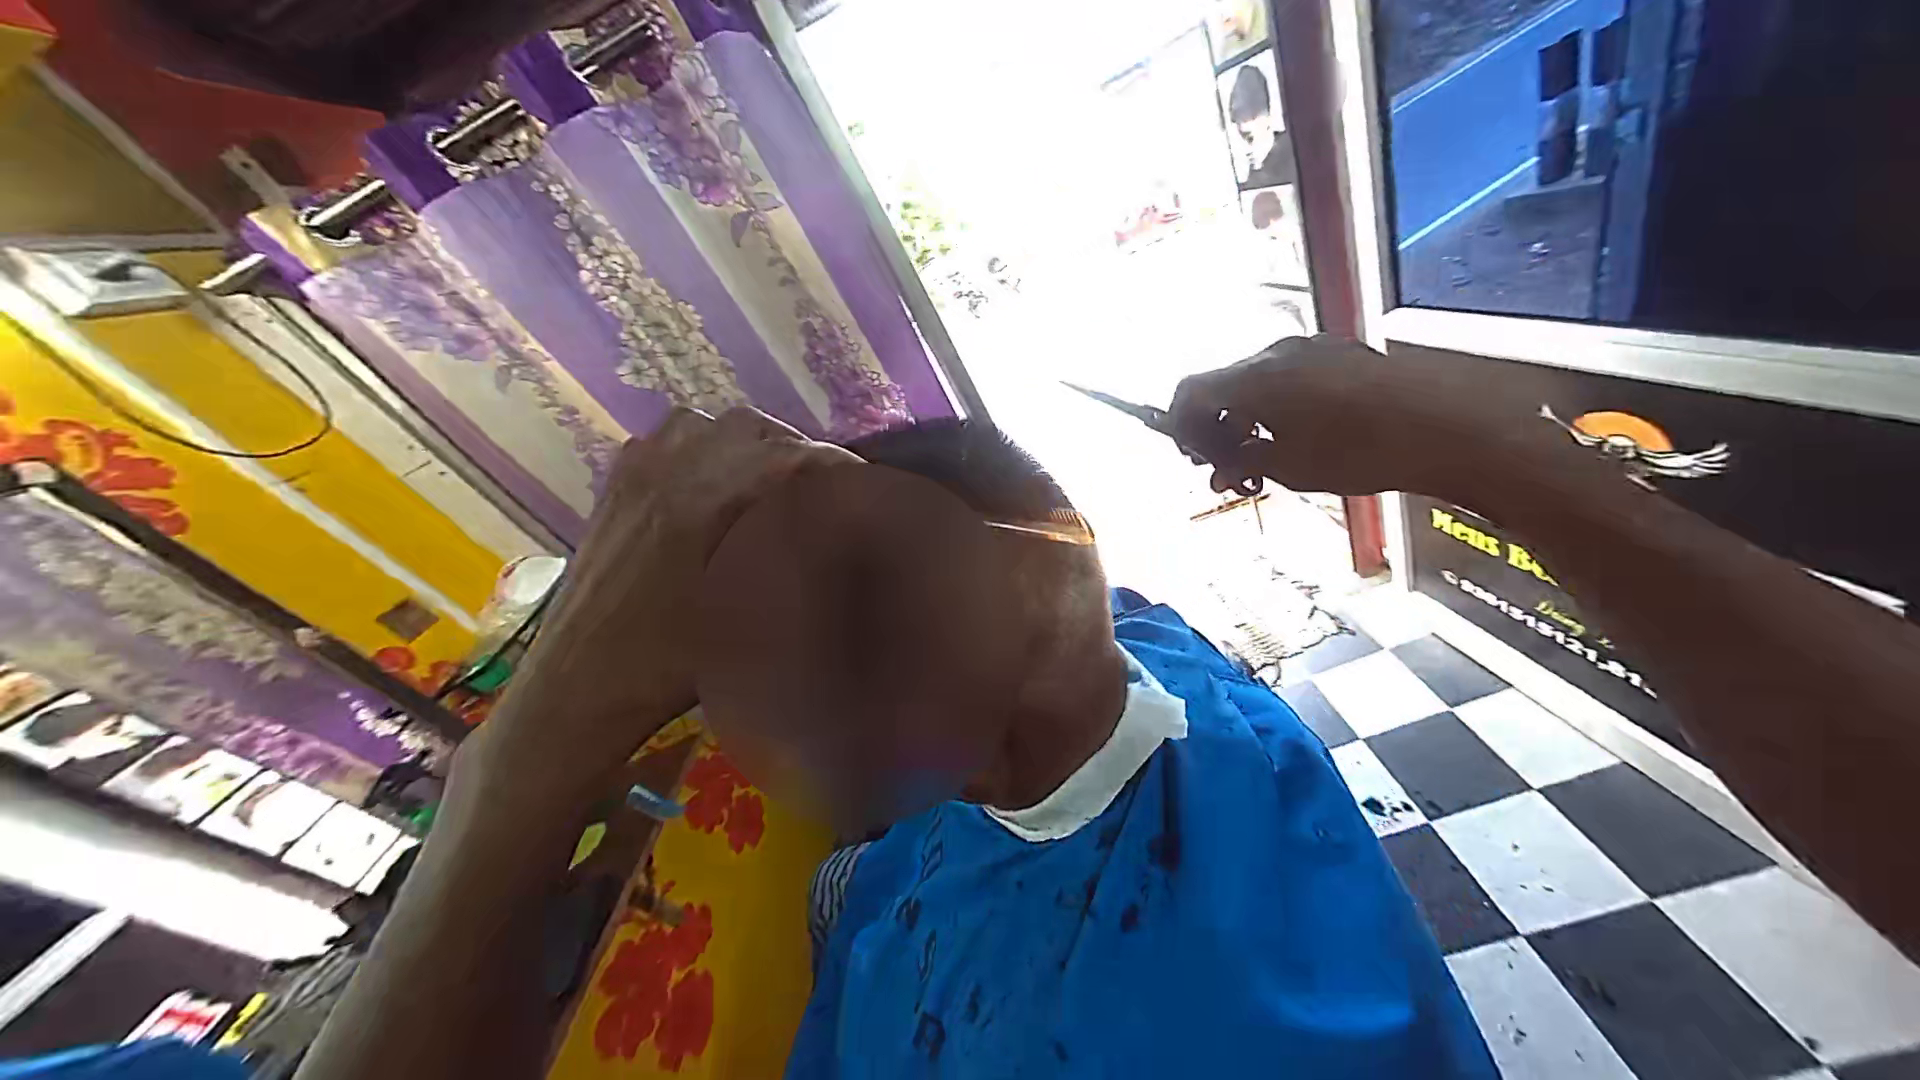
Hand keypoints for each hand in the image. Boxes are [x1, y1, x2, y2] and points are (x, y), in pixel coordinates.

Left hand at [485, 408, 858, 787]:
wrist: (584, 679)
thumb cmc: (676, 660)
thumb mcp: (756, 619)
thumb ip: (800, 558)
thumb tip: (843, 528)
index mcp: (711, 503)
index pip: (796, 458)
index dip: (840, 468)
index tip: (865, 488)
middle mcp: (675, 470)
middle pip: (758, 430)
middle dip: (800, 454)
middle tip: (819, 489)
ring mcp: (639, 469)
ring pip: (712, 424)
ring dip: (751, 445)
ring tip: (767, 480)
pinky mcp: (618, 480)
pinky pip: (671, 438)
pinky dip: (705, 449)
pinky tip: (712, 483)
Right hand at [1168, 334, 1530, 499]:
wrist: (1449, 430)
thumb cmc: (1361, 453)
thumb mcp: (1289, 468)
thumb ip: (1242, 463)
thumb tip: (1219, 470)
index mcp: (1256, 379)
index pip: (1191, 392)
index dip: (1179, 424)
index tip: (1189, 455)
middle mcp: (1277, 354)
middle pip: (1222, 387)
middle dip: (1215, 429)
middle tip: (1225, 469)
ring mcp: (1311, 349)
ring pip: (1254, 383)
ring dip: (1246, 420)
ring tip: (1262, 460)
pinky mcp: (1340, 354)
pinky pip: (1287, 378)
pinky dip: (1275, 407)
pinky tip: (1294, 438)